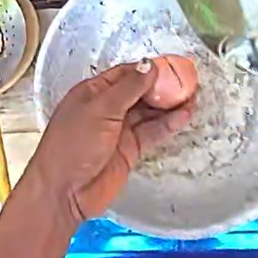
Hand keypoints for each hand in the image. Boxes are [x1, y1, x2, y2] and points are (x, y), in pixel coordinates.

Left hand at [22, 59, 195, 224]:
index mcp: (93, 92)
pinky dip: (168, 124)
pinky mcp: (130, 149)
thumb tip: (148, 65)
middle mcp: (107, 108)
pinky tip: (184, 116)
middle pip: (139, 92)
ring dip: (169, 105)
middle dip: (162, 86)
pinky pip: (152, 132)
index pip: (125, 74)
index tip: (171, 65)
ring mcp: (119, 129)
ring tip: (192, 96)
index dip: (147, 69)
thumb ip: (128, 88)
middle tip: (187, 80)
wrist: (64, 192)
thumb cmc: (72, 146)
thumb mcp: (100, 110)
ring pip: (148, 112)